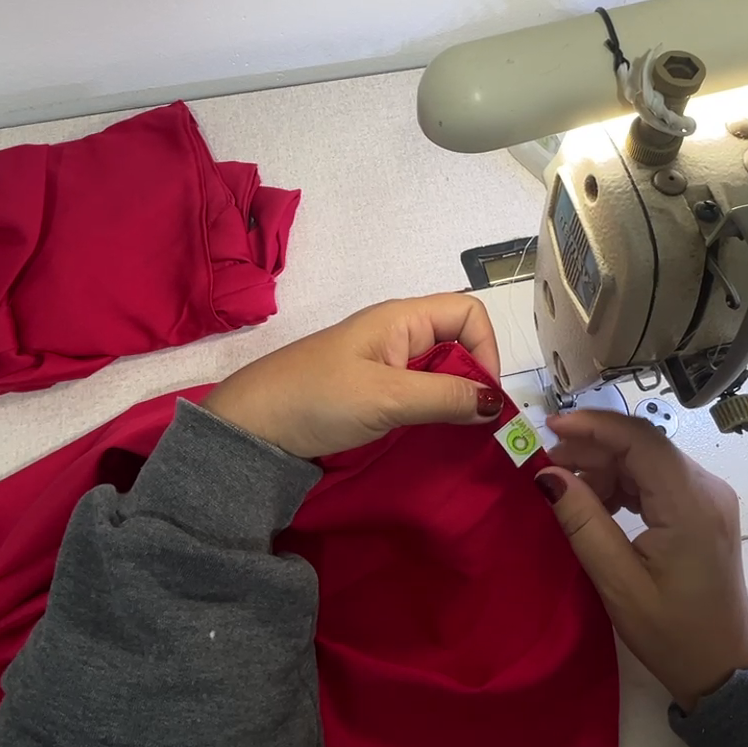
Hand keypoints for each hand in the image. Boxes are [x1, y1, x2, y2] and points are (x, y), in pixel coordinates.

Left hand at [201, 294, 505, 458]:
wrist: (251, 427)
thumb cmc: (317, 398)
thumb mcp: (386, 398)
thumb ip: (443, 397)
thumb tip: (495, 403)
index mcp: (402, 318)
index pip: (467, 312)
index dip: (486, 347)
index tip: (485, 395)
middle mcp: (399, 334)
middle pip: (458, 342)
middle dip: (474, 377)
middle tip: (477, 422)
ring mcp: (386, 363)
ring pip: (441, 370)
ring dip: (455, 398)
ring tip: (458, 432)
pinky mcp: (374, 391)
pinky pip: (420, 392)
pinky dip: (434, 410)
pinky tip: (433, 434)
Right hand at [535, 411, 747, 710]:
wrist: (725, 667)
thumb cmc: (673, 633)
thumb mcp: (619, 583)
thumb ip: (583, 522)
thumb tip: (546, 474)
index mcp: (691, 503)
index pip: (641, 438)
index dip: (594, 425)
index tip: (550, 427)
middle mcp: (706, 486)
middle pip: (642, 444)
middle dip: (592, 447)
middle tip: (549, 465)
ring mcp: (707, 493)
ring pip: (646, 457)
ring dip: (604, 465)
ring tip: (569, 490)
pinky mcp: (702, 504)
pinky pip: (655, 475)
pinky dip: (621, 480)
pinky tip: (597, 501)